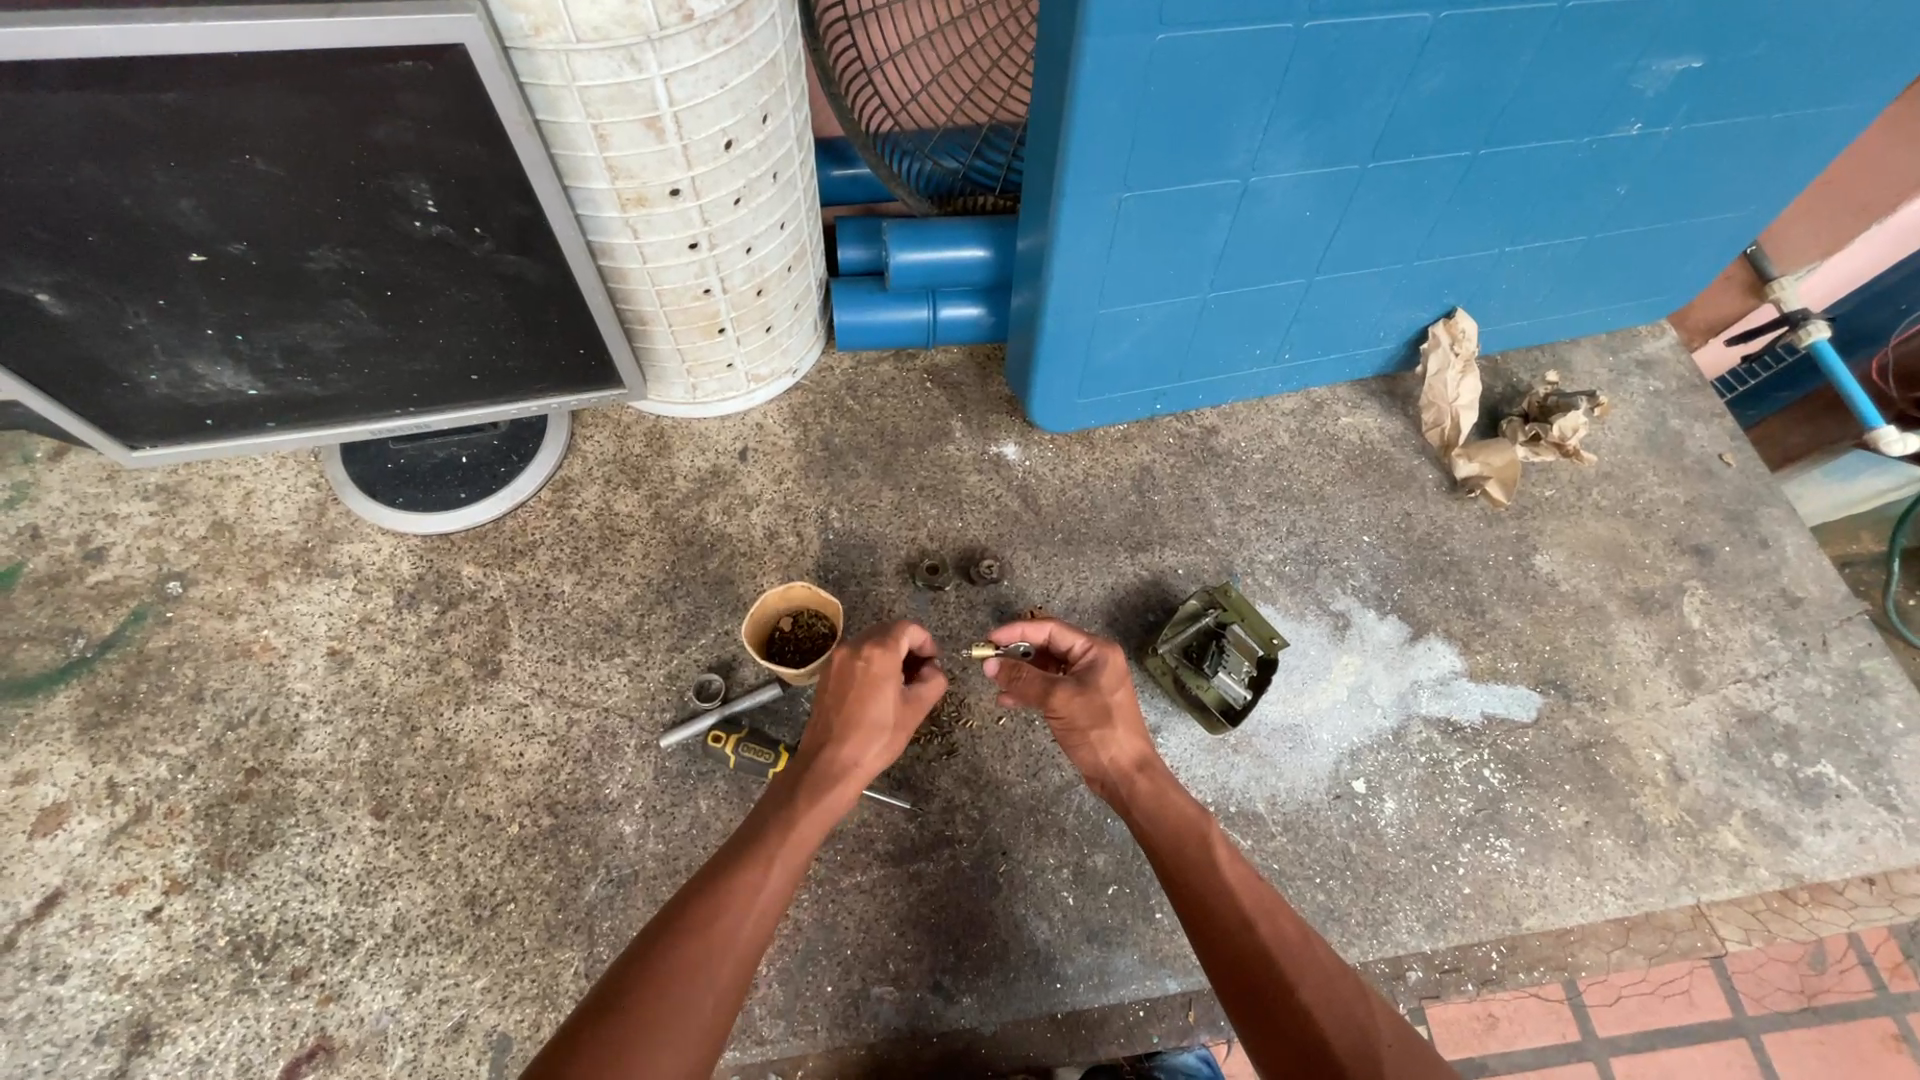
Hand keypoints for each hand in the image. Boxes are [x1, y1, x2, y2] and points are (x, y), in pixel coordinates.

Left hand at [787, 620, 946, 801]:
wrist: (830, 762)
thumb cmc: (877, 737)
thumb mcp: (916, 710)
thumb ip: (933, 681)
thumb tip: (932, 670)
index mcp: (879, 651)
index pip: (908, 628)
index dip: (926, 641)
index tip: (932, 663)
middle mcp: (855, 646)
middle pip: (888, 631)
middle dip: (908, 646)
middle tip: (920, 673)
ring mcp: (837, 658)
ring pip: (871, 642)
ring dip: (890, 653)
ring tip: (900, 682)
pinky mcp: (826, 672)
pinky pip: (855, 655)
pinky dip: (871, 662)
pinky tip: (877, 688)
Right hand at [984, 619, 1162, 802]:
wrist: (1125, 774)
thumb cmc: (1098, 730)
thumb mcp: (1057, 699)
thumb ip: (1022, 679)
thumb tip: (989, 664)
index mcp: (1095, 650)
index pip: (1050, 629)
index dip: (1018, 631)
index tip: (990, 639)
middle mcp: (1092, 660)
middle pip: (1048, 647)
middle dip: (1018, 653)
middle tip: (990, 660)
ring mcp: (1087, 682)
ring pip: (1047, 669)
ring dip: (1021, 674)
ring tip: (995, 680)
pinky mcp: (1080, 702)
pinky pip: (1050, 688)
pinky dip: (1030, 692)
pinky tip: (1008, 700)